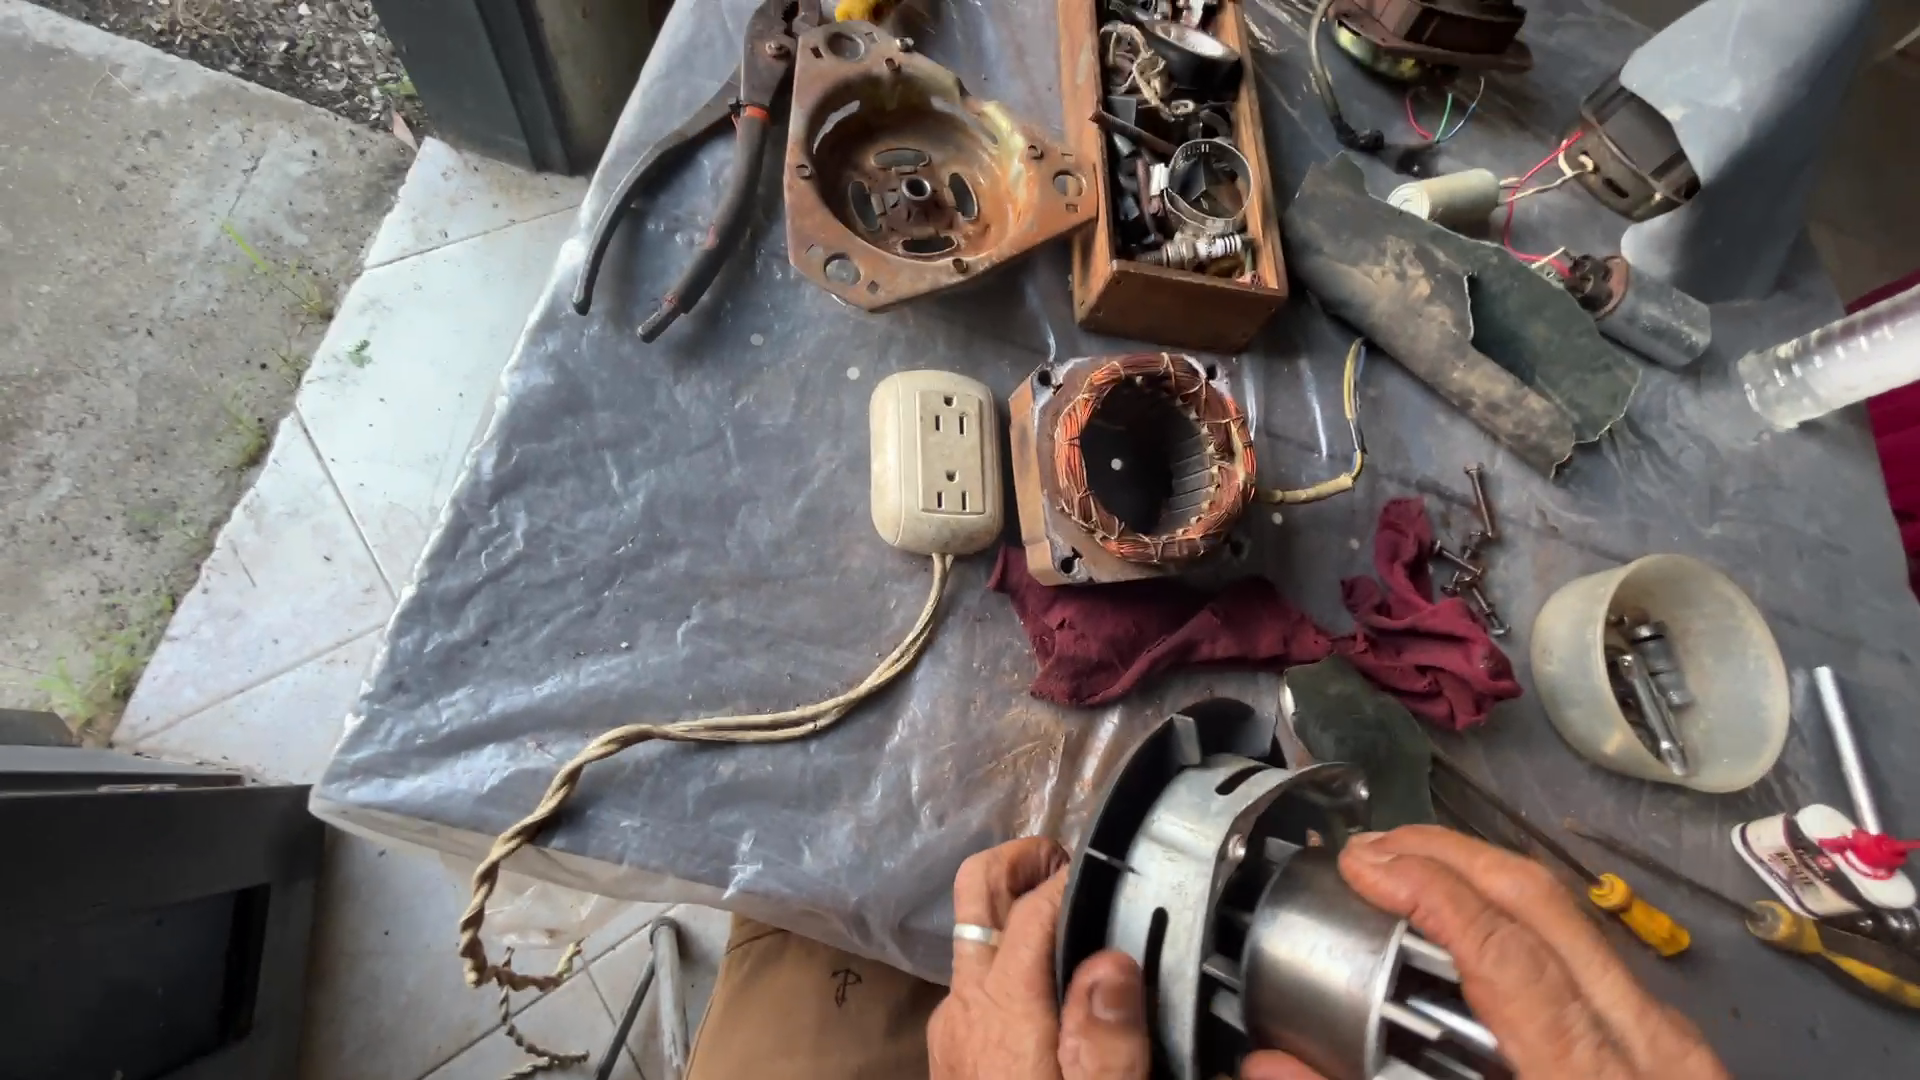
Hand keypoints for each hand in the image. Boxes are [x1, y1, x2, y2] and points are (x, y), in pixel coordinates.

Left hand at [928, 837, 1151, 1079]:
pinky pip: (978, 970)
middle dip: (1022, 858)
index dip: (1070, 878)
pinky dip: (1013, 955)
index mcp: (1002, 1009)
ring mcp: (951, 1016)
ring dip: (1018, 906)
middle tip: (1071, 868)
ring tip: (1075, 920)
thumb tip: (1113, 961)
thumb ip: (1107, 1044)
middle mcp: (965, 1000)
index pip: (1030, 907)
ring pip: (977, 928)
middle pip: (976, 887)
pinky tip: (1055, 985)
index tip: (1110, 872)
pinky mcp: (951, 1037)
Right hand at [1241, 826, 1728, 1079]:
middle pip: (1540, 900)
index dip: (1427, 889)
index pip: (1507, 952)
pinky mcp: (1667, 1039)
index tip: (1359, 863)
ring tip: (1403, 868)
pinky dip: (1506, 906)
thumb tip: (1268, 1065)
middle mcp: (1649, 1049)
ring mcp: (1668, 1040)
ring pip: (1563, 907)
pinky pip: (1578, 937)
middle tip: (1368, 850)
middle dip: (1440, 852)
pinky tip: (1463, 920)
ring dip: (1470, 869)